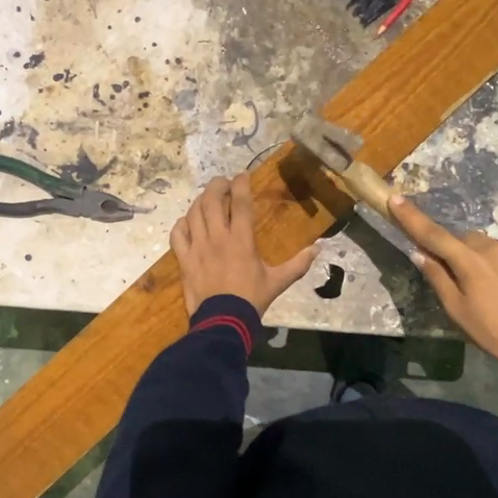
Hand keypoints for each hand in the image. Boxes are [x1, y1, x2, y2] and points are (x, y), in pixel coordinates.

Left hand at [171, 175, 318, 316]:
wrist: (224, 321)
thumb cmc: (252, 300)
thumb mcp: (278, 281)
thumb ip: (299, 263)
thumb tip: (319, 248)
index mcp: (241, 239)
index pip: (239, 202)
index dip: (241, 183)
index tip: (243, 175)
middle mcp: (218, 237)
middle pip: (211, 200)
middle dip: (217, 185)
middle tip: (223, 183)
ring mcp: (198, 247)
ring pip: (194, 213)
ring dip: (200, 201)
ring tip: (207, 199)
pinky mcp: (184, 259)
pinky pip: (178, 234)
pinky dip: (182, 224)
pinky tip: (187, 223)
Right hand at [389, 195, 497, 371]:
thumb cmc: (492, 332)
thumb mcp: (457, 311)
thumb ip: (438, 278)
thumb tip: (419, 254)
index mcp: (470, 261)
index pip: (433, 234)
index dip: (412, 217)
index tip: (395, 199)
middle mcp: (493, 247)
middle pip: (463, 240)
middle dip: (455, 252)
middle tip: (458, 279)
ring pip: (488, 247)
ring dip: (480, 259)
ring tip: (488, 290)